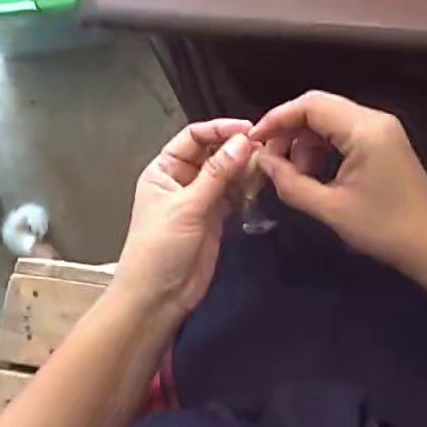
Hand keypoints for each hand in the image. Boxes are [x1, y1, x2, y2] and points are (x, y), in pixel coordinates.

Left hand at [115, 119, 258, 321]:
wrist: (158, 297)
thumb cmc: (160, 248)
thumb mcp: (187, 206)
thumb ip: (217, 174)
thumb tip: (243, 141)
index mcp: (164, 170)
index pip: (193, 137)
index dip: (219, 129)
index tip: (248, 129)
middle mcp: (182, 180)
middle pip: (213, 153)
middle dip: (236, 149)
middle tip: (266, 147)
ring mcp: (200, 200)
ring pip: (227, 174)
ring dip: (245, 169)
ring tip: (268, 165)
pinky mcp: (216, 218)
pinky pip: (234, 195)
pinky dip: (248, 189)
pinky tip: (262, 185)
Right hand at [251, 91, 426, 277]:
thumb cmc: (384, 230)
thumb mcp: (330, 209)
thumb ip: (290, 182)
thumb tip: (262, 161)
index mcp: (364, 130)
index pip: (310, 105)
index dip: (276, 119)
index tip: (254, 142)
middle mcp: (374, 119)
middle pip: (318, 106)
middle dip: (288, 130)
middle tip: (270, 160)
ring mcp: (382, 128)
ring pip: (329, 118)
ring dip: (304, 141)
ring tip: (295, 174)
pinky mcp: (384, 140)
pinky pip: (343, 131)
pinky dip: (322, 146)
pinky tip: (314, 173)